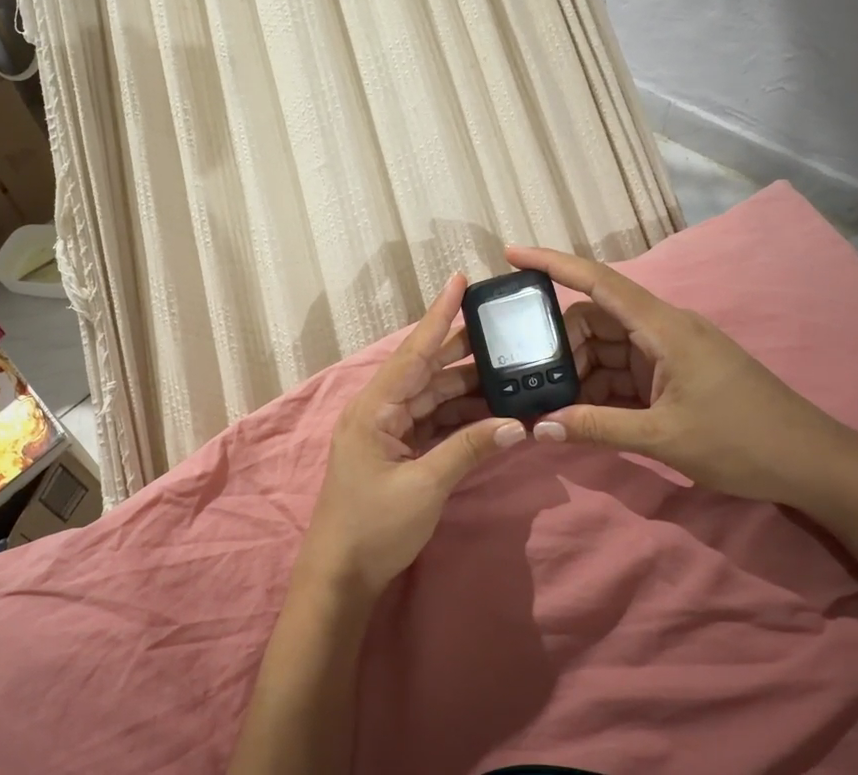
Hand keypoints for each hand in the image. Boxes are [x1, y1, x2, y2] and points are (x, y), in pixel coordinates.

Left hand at [299, 273, 527, 597]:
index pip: (413, 353)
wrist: (340, 576)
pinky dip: (461, 418)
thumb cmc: (374, 528)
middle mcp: (379, 412)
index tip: (460, 281)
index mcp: (374, 409)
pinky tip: (492, 411)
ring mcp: (387, 433)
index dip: (439, 316)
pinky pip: (433, 423)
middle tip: (505, 329)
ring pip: (433, 398)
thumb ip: (468, 449)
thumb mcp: (425, 487)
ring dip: (468, 388)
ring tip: (510, 369)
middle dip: (464, 351)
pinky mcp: (397, 453)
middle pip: (426, 372)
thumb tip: (516, 423)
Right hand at [507, 246, 857, 506]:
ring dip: (579, 371)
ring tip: (546, 400)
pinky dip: (601, 388)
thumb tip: (537, 427)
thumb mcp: (663, 438)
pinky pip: (626, 371)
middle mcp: (665, 329)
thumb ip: (597, 428)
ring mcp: (672, 352)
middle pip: (596, 319)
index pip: (598, 282)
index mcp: (664, 328)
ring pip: (608, 348)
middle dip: (559, 344)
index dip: (553, 264)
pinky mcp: (678, 375)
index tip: (512, 254)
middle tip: (523, 374)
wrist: (815, 465)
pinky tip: (578, 412)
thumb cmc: (744, 442)